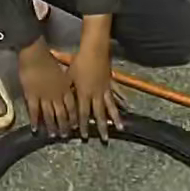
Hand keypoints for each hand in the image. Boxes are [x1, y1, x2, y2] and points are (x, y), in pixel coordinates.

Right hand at [18, 40, 75, 135]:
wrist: (35, 55)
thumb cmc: (48, 60)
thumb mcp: (61, 72)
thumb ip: (65, 83)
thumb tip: (67, 89)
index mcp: (65, 88)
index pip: (72, 107)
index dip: (73, 117)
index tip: (75, 126)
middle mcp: (57, 95)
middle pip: (62, 114)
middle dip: (64, 126)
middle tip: (65, 135)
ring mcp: (44, 97)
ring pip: (49, 115)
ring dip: (52, 127)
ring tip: (52, 135)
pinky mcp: (32, 96)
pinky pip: (34, 112)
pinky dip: (35, 121)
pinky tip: (35, 129)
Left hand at [68, 17, 122, 141]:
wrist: (94, 50)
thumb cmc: (79, 62)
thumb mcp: (69, 77)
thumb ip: (68, 91)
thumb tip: (63, 103)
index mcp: (84, 94)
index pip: (83, 113)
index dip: (83, 125)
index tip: (84, 136)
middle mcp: (96, 94)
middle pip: (99, 114)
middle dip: (102, 127)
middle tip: (105, 139)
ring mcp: (105, 89)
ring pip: (110, 107)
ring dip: (115, 119)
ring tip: (120, 128)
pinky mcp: (111, 83)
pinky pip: (117, 95)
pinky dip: (121, 102)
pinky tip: (126, 108)